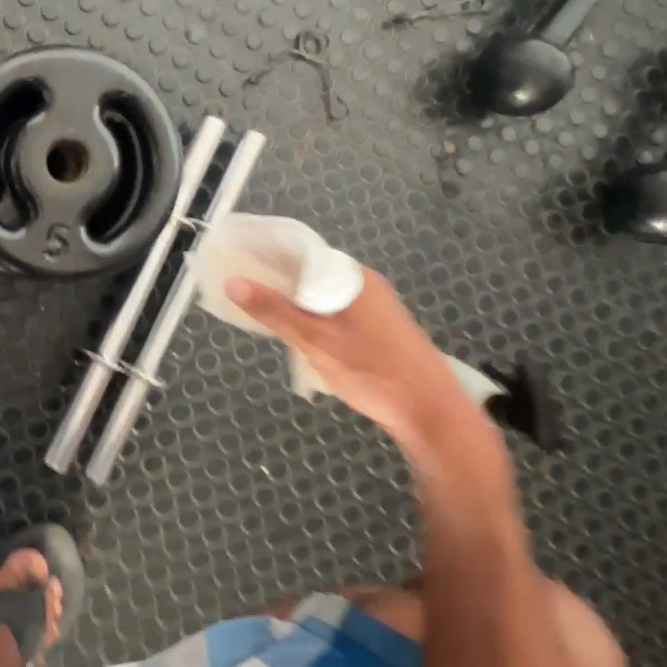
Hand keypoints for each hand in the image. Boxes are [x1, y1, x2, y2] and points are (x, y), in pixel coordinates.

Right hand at [225, 267, 478, 452]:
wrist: (433, 415)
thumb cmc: (373, 372)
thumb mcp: (316, 341)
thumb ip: (274, 310)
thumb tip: (233, 281)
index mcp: (352, 278)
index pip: (300, 251)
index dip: (266, 254)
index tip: (235, 260)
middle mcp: (364, 285)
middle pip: (310, 273)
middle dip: (276, 281)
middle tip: (241, 292)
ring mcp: (375, 308)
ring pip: (322, 296)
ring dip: (294, 304)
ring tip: (262, 315)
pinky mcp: (379, 330)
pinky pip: (335, 313)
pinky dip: (313, 319)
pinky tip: (298, 337)